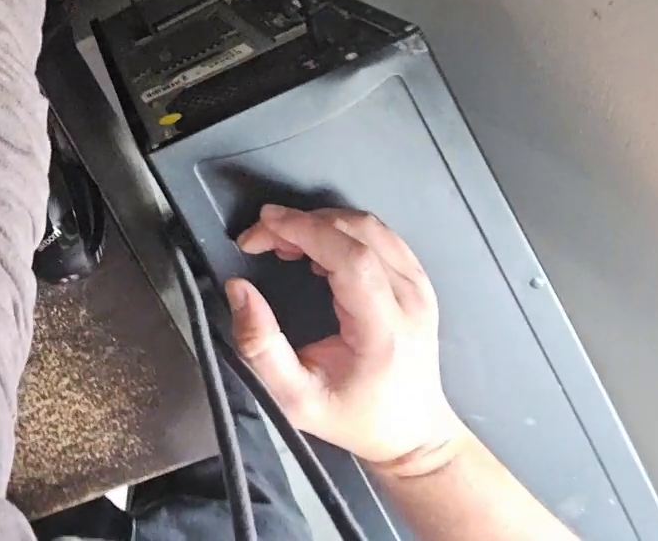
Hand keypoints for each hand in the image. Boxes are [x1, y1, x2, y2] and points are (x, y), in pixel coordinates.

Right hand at [226, 206, 468, 476]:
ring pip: (367, 226)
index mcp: (384, 329)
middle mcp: (409, 300)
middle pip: (355, 232)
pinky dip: (338, 228)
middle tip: (261, 240)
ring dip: (317, 222)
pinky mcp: (418, 281)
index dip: (302, 230)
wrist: (413, 434)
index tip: (260, 228)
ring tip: (285, 243)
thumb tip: (238, 288)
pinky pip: (377, 234)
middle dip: (298, 223)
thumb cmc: (354, 417)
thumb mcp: (294, 398)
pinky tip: (316, 247)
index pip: (350, 256)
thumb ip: (260, 346)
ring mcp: (419, 287)